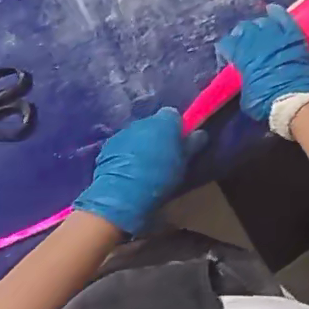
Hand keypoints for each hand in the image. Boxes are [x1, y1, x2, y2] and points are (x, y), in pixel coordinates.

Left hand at [72, 108, 204, 235]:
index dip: (177, 129)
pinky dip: (127, 155)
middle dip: (158, 137)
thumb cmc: (160, 176)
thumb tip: (200, 133)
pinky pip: (123, 146)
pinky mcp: (108, 146)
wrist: (122, 193)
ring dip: (142, 146)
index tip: (180, 145)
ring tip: (146, 168)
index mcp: (164, 121)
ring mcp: (123, 132)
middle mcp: (142, 121)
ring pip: (137, 135)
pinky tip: (130, 172)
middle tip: (165, 158)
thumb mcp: (184, 163)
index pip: (173, 115)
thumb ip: (192, 145)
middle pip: (154, 125)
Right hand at [216, 4, 308, 126]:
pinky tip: (272, 9)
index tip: (228, 56)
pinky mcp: (293, 37)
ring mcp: (275, 36)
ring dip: (257, 26)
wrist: (296, 101)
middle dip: (240, 35)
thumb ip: (244, 81)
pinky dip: (277, 13)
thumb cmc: (266, 102)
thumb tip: (247, 77)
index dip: (226, 49)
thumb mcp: (246, 96)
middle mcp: (255, 42)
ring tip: (257, 30)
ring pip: (262, 22)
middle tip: (243, 43)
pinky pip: (284, 18)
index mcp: (241, 56)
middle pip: (243, 29)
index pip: (226, 44)